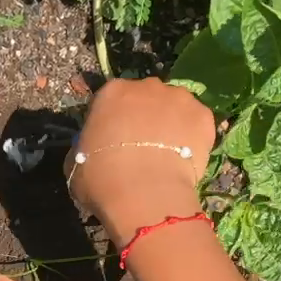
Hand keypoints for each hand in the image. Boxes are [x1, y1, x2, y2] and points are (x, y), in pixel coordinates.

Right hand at [67, 79, 216, 246]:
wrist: (144, 194)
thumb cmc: (101, 180)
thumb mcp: (76, 165)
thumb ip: (84, 148)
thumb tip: (88, 150)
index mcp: (111, 93)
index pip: (110, 101)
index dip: (110, 121)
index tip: (110, 141)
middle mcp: (147, 86)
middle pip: (144, 98)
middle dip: (142, 117)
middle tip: (138, 148)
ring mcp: (179, 97)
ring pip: (173, 108)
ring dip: (168, 124)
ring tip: (163, 156)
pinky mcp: (204, 115)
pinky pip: (195, 124)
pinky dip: (190, 138)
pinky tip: (181, 161)